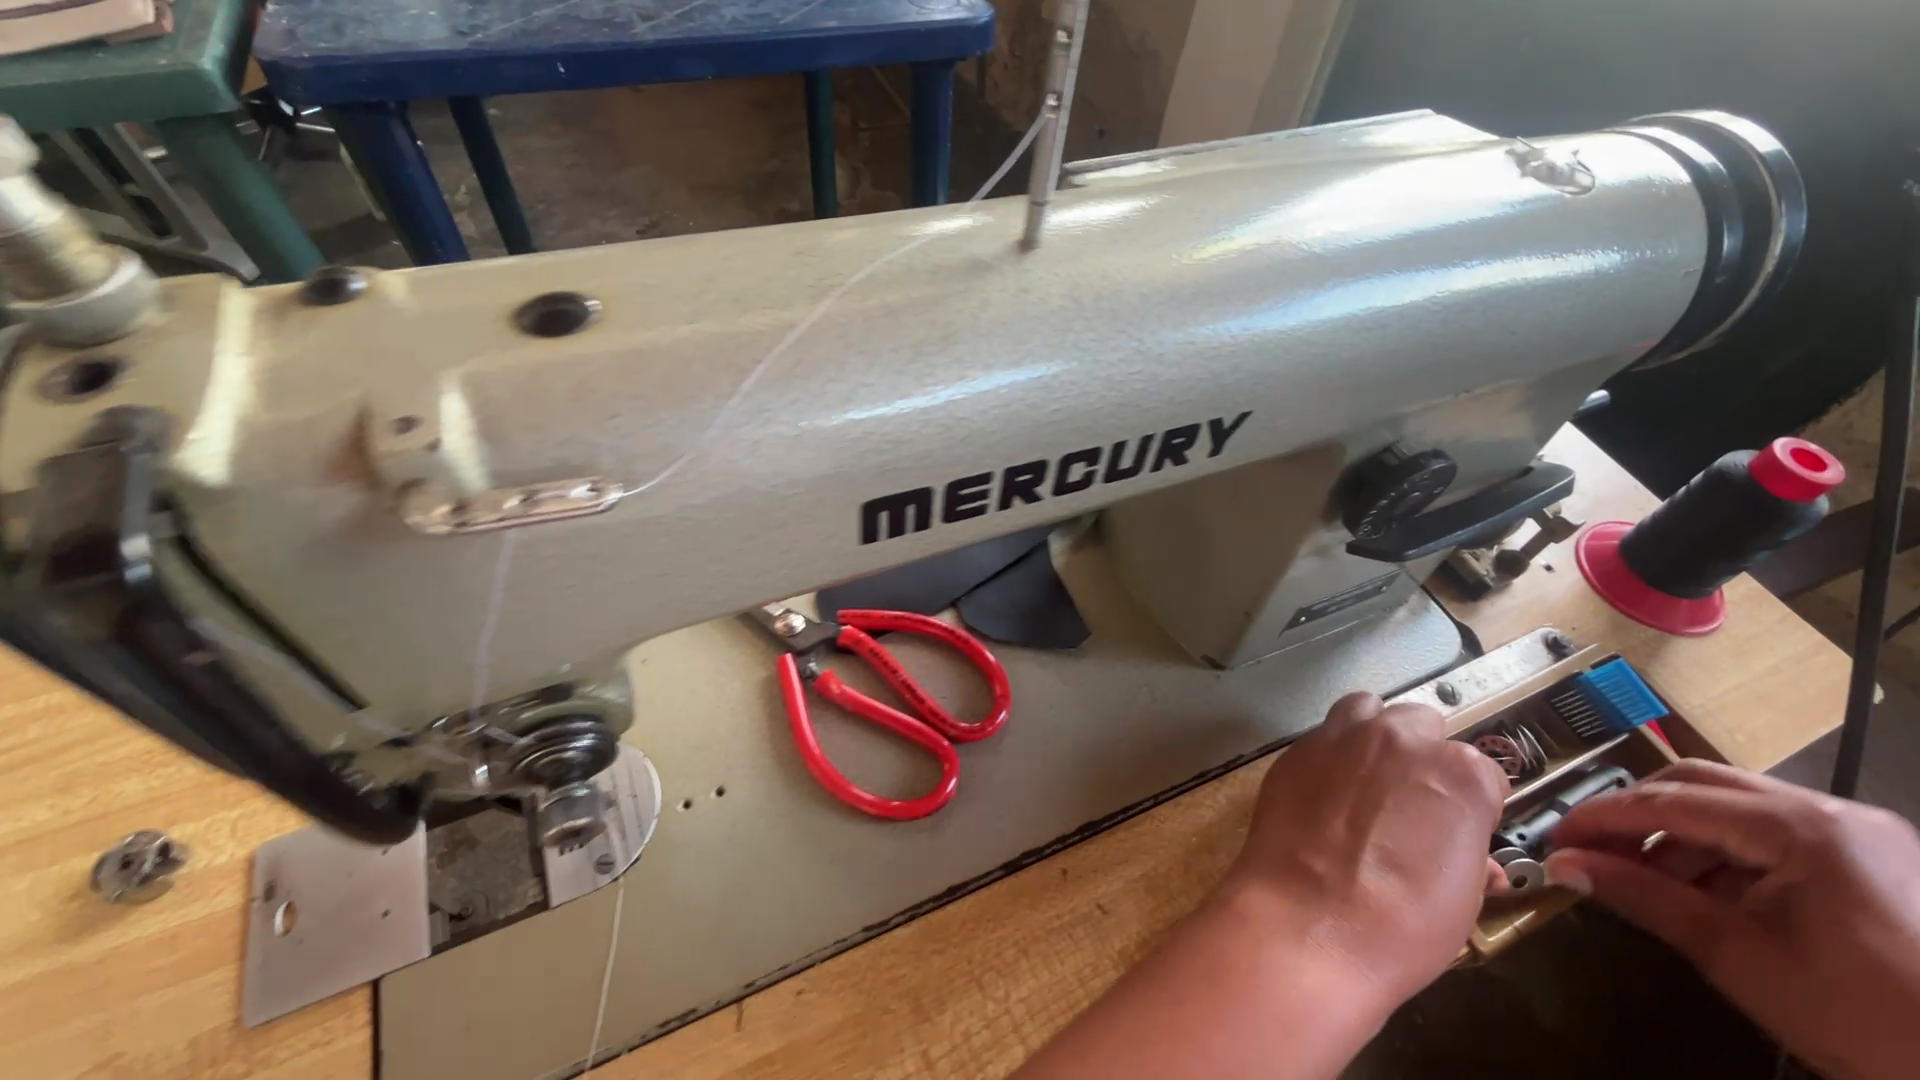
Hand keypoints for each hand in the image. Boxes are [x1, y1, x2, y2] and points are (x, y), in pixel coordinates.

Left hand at [1225, 692, 1510, 1004]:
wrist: (1308, 926)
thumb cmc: (1401, 925)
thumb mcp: (1461, 898)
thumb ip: (1468, 856)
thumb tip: (1472, 859)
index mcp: (1460, 773)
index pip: (1481, 770)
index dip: (1472, 802)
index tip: (1459, 826)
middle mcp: (1400, 740)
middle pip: (1421, 724)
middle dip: (1422, 755)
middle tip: (1411, 798)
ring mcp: (1341, 738)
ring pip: (1365, 710)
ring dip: (1372, 733)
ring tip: (1367, 775)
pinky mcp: (1294, 751)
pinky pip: (1320, 737)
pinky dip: (1329, 756)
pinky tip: (1324, 792)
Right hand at [1544, 760, 1919, 1079]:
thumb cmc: (1865, 1019)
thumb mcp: (1738, 958)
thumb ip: (1643, 897)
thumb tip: (1563, 866)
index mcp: (1802, 828)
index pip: (1670, 800)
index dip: (1601, 817)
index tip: (1555, 840)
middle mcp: (1833, 812)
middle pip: (1700, 783)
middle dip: (1637, 814)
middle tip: (1591, 849)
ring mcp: (1862, 833)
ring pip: (1735, 806)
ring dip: (1678, 836)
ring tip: (1643, 880)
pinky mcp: (1875, 859)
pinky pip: (1775, 835)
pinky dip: (1725, 855)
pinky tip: (1704, 894)